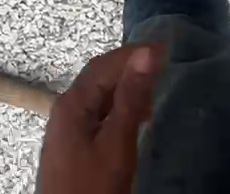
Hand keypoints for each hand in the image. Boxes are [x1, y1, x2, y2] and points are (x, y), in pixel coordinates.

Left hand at [38, 43, 162, 193]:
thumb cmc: (92, 189)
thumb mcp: (117, 144)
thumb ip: (131, 98)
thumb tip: (147, 53)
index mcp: (72, 103)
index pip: (104, 64)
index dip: (133, 53)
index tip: (164, 50)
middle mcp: (64, 109)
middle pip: (99, 76)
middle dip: (129, 66)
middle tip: (162, 66)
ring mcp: (65, 129)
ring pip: (97, 95)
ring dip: (124, 87)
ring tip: (152, 89)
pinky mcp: (71, 147)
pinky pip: (95, 113)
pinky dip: (116, 107)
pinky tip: (133, 117)